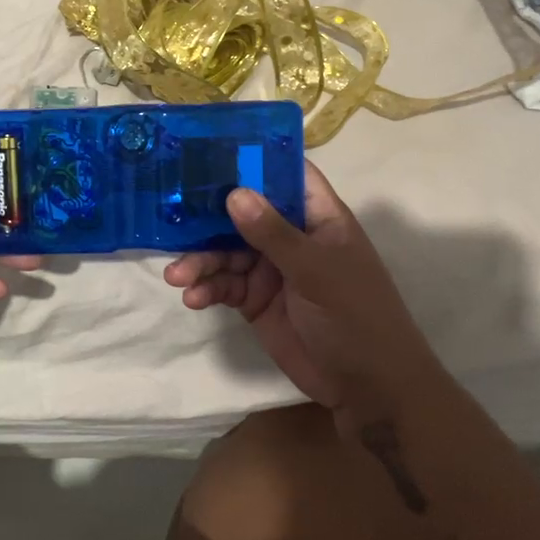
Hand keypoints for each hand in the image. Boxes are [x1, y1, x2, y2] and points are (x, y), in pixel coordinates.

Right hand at [163, 161, 444, 435]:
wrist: (369, 390)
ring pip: (224, 251)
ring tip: (177, 278)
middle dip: (205, 218)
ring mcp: (270, 268)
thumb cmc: (357, 318)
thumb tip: (233, 193)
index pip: (285, 174)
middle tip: (170, 221)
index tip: (208, 149)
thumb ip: (273, 234)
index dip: (253, 159)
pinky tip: (193, 298)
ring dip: (199, 262)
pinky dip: (205, 288)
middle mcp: (291, 237)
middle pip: (240, 213)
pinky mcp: (254, 300)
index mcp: (317, 218)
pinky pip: (222, 284)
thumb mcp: (317, 271)